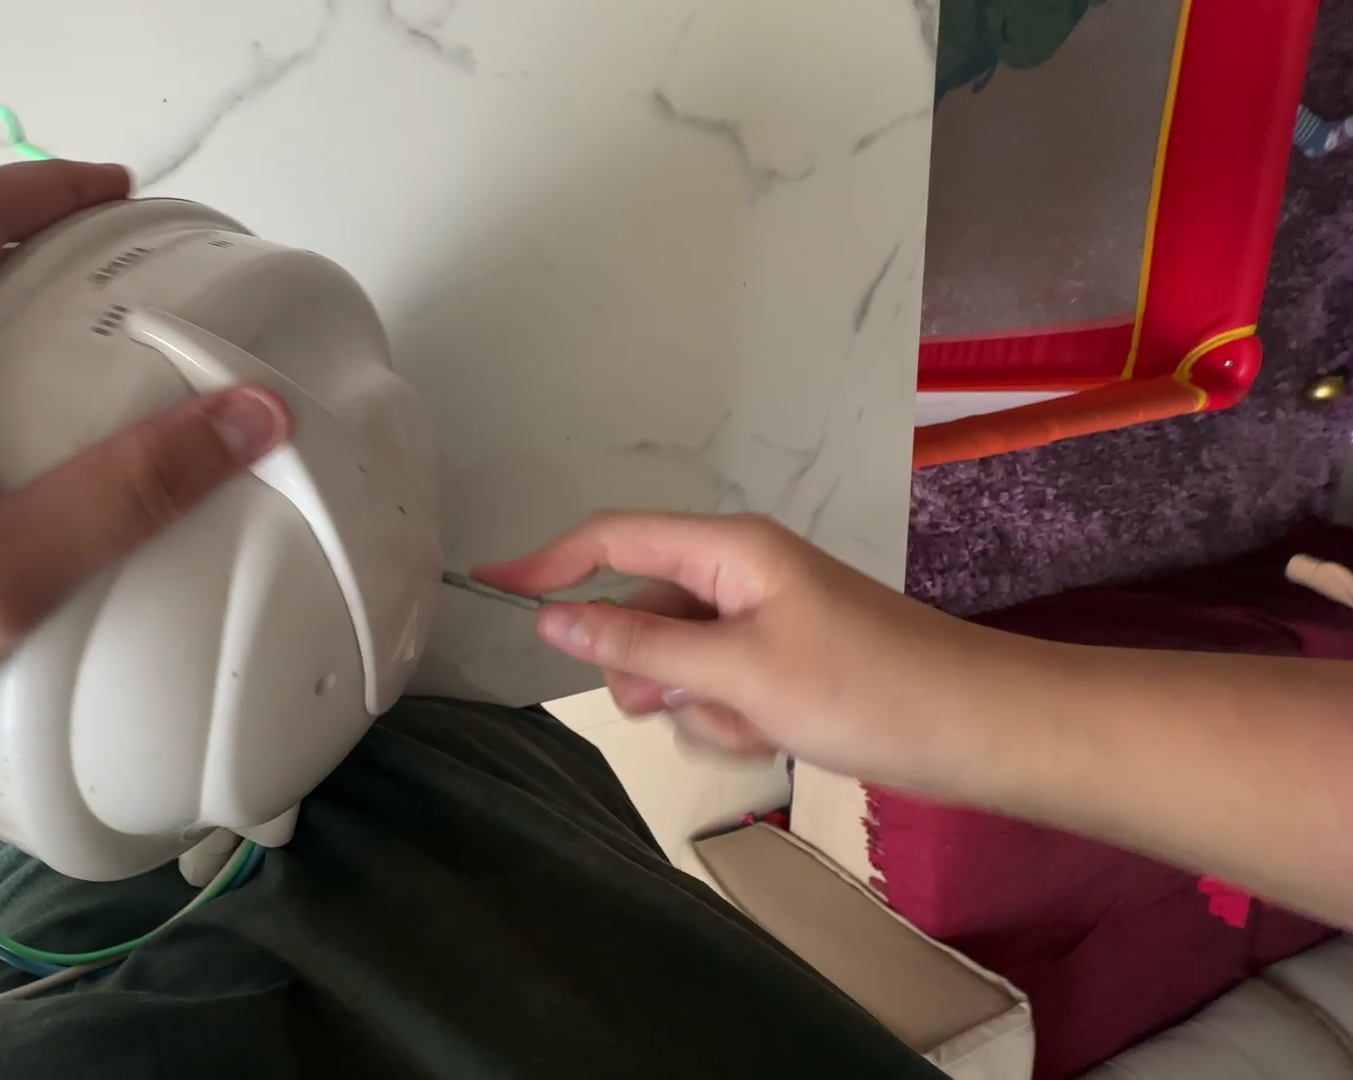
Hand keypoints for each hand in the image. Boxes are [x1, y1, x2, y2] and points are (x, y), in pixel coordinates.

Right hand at [478, 512, 1013, 788]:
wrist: (989, 737)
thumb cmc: (869, 688)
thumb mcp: (736, 671)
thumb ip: (635, 644)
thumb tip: (548, 621)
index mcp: (724, 549)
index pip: (609, 539)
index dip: (545, 561)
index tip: (490, 584)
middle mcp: (729, 573)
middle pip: (636, 613)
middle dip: (648, 670)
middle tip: (689, 703)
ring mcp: (748, 618)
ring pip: (667, 660)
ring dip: (692, 703)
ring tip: (754, 725)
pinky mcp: (765, 657)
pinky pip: (704, 684)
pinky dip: (722, 717)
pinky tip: (773, 734)